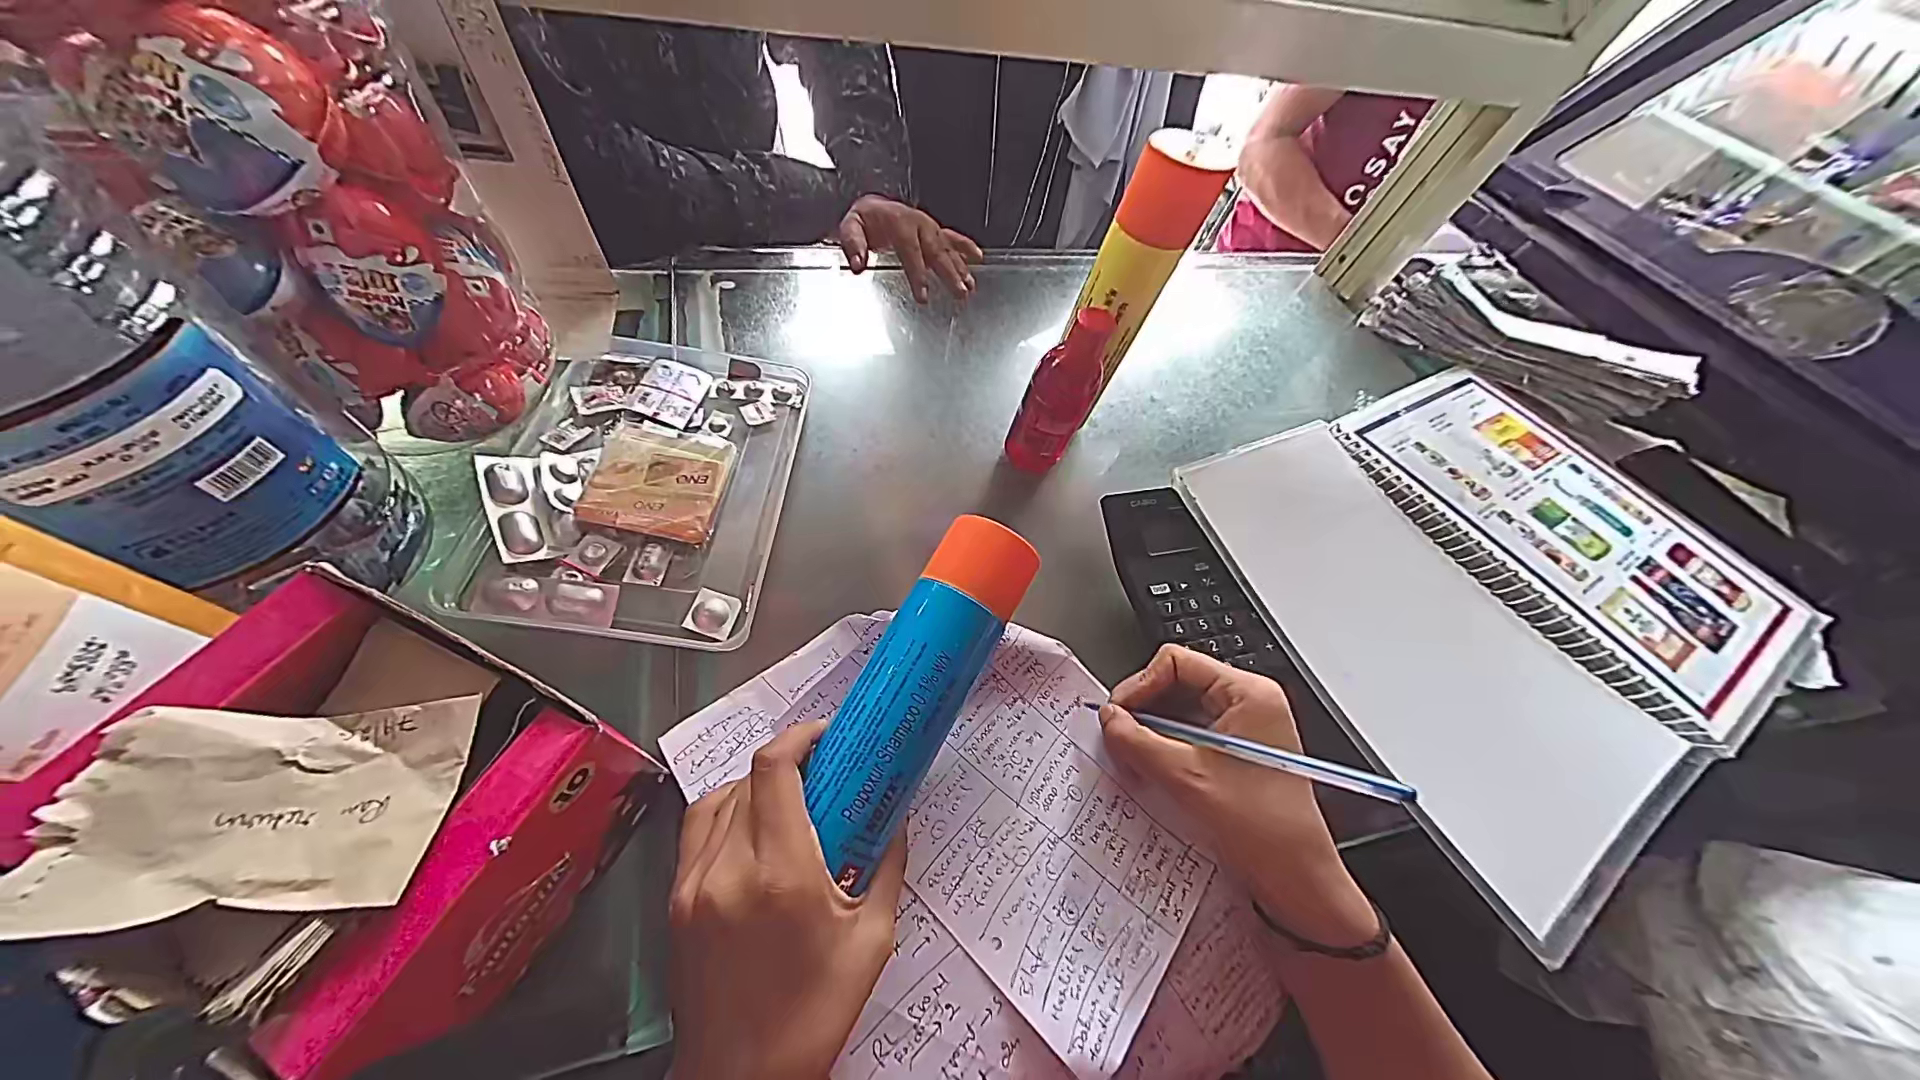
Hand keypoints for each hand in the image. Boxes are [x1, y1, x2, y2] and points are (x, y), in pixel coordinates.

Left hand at [669, 720, 907, 1079]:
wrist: (741, 1078)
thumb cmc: (811, 1015)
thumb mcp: (871, 939)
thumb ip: (888, 866)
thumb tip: (895, 819)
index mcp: (781, 874)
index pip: (775, 770)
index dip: (800, 737)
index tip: (825, 735)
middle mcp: (729, 869)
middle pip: (751, 777)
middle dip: (790, 761)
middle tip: (823, 770)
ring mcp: (695, 884)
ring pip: (720, 796)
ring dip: (757, 783)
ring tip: (789, 796)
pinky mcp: (677, 900)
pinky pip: (698, 827)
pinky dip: (727, 809)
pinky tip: (751, 826)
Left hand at [836, 194, 982, 303]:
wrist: (873, 206)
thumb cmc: (865, 220)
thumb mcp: (850, 228)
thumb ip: (853, 245)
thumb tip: (857, 264)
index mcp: (899, 223)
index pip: (911, 252)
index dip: (918, 275)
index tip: (923, 295)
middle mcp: (918, 224)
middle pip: (936, 252)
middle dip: (949, 274)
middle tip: (959, 293)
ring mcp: (929, 227)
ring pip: (948, 248)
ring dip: (961, 268)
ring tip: (970, 285)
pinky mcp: (935, 231)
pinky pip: (953, 238)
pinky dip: (966, 248)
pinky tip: (977, 258)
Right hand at [1100, 644, 1377, 947]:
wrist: (1297, 882)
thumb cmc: (1265, 829)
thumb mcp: (1186, 778)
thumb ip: (1137, 741)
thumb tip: (1109, 718)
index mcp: (1248, 694)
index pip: (1176, 662)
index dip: (1141, 684)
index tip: (1119, 712)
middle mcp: (1248, 703)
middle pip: (1175, 683)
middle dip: (1143, 710)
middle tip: (1119, 736)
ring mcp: (1242, 727)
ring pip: (1178, 710)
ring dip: (1150, 732)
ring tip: (1134, 758)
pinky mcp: (1233, 751)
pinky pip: (1187, 734)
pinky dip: (1163, 748)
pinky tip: (1150, 770)